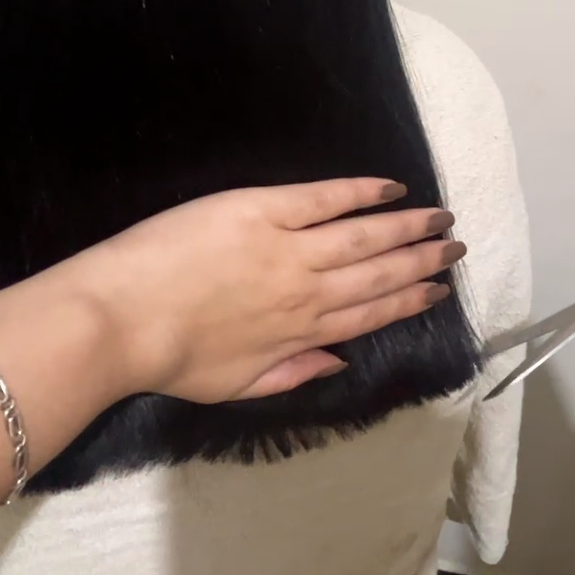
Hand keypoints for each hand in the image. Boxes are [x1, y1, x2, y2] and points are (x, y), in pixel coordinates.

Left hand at [21, 179, 463, 401]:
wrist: (118, 319)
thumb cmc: (169, 357)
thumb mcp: (234, 387)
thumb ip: (292, 374)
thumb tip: (339, 360)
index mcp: (301, 333)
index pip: (370, 314)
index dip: (409, 300)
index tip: (438, 289)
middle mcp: (309, 291)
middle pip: (379, 272)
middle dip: (422, 260)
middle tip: (455, 246)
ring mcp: (290, 248)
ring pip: (365, 235)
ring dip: (407, 227)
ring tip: (439, 218)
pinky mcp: (266, 210)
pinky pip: (325, 198)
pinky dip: (361, 192)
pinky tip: (390, 188)